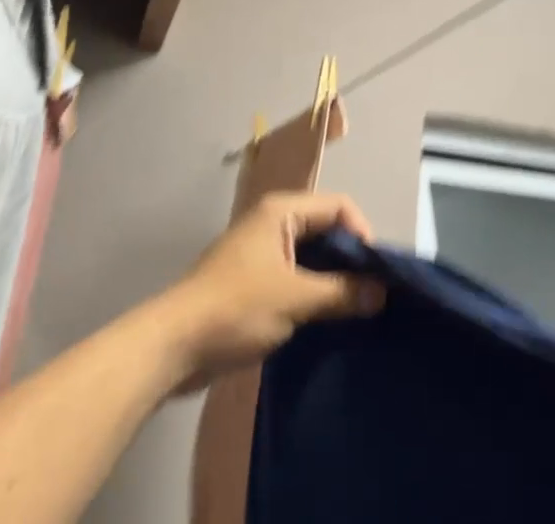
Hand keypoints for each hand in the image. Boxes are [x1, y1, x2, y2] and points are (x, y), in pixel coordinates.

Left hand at [155, 192, 385, 388]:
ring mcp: (259, 255)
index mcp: (279, 212)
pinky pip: (295, 279)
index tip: (378, 274)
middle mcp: (270, 225)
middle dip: (351, 260)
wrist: (173, 346)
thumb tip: (382, 292)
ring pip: (311, 257)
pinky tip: (329, 321)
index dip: (363, 235)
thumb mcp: (296, 299)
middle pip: (326, 230)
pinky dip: (313, 294)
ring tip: (357, 310)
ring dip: (333, 281)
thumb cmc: (235, 309)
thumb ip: (342, 292)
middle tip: (373, 295)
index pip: (338, 207)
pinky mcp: (251, 284)